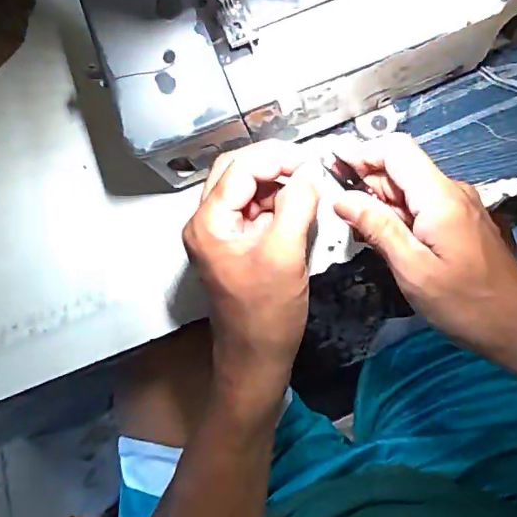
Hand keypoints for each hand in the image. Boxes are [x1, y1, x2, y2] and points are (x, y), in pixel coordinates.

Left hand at [182, 141, 320, 418]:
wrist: (255, 358)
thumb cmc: (266, 314)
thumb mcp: (286, 253)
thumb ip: (297, 205)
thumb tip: (309, 172)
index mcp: (208, 223)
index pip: (240, 168)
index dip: (276, 158)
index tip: (310, 161)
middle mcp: (206, 223)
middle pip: (236, 171)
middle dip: (272, 164)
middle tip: (307, 166)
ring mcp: (219, 233)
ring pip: (245, 188)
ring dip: (275, 182)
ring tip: (307, 187)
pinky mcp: (234, 244)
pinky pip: (253, 210)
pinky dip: (275, 203)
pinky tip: (298, 207)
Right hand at [332, 135, 516, 365]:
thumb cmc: (466, 304)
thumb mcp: (413, 270)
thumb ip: (378, 228)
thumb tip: (343, 199)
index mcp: (440, 197)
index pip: (396, 149)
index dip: (361, 153)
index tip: (333, 171)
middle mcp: (452, 192)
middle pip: (401, 167)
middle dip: (366, 182)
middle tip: (342, 213)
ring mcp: (459, 205)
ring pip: (409, 187)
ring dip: (381, 202)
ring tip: (361, 231)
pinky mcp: (461, 221)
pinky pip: (422, 204)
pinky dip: (399, 215)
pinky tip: (387, 240)